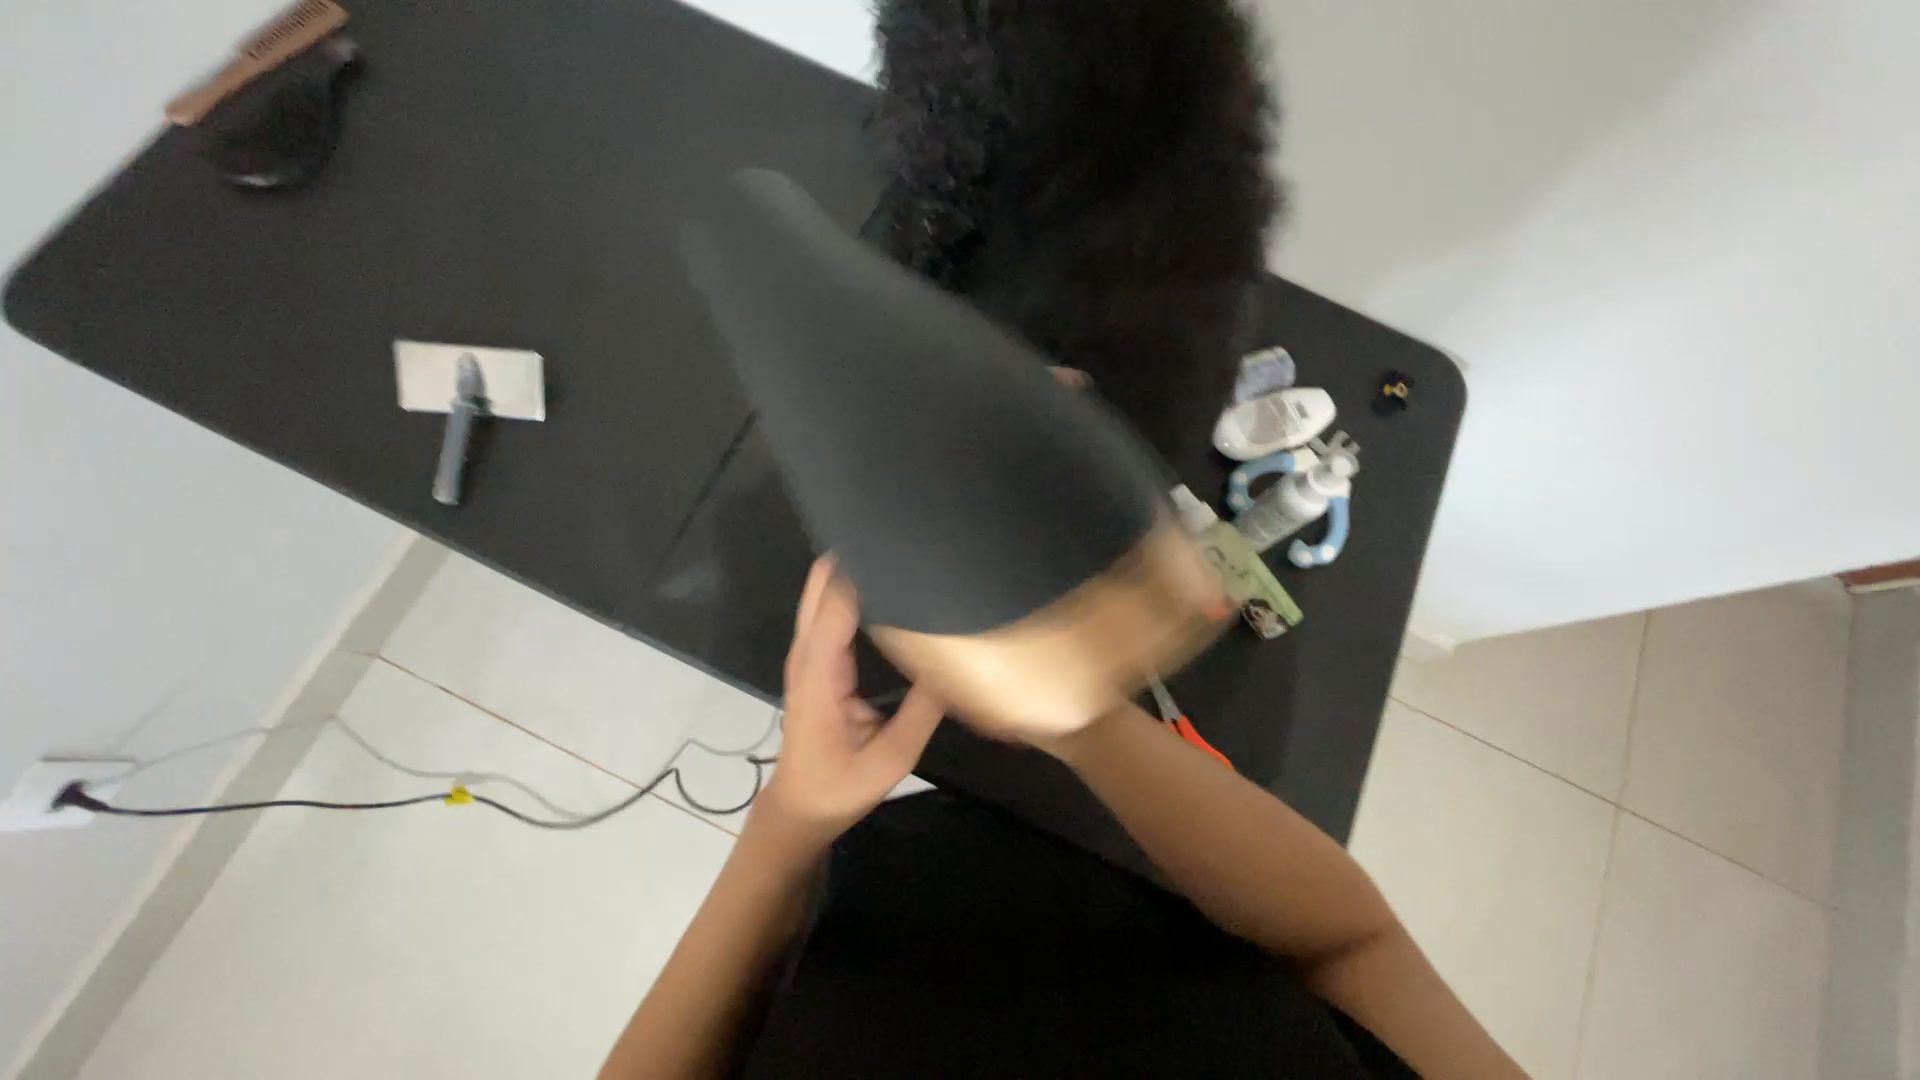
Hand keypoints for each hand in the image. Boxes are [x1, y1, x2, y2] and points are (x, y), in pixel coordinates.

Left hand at [756, 558, 944, 840]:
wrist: (800, 808)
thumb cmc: (840, 786)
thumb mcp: (892, 757)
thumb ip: (923, 710)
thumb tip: (956, 663)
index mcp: (820, 672)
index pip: (838, 603)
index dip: (865, 569)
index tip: (903, 544)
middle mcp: (807, 652)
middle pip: (823, 584)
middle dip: (856, 556)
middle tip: (905, 537)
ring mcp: (807, 653)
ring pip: (823, 591)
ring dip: (854, 568)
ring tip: (901, 552)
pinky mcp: (815, 658)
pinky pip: (830, 608)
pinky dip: (852, 588)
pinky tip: (888, 583)